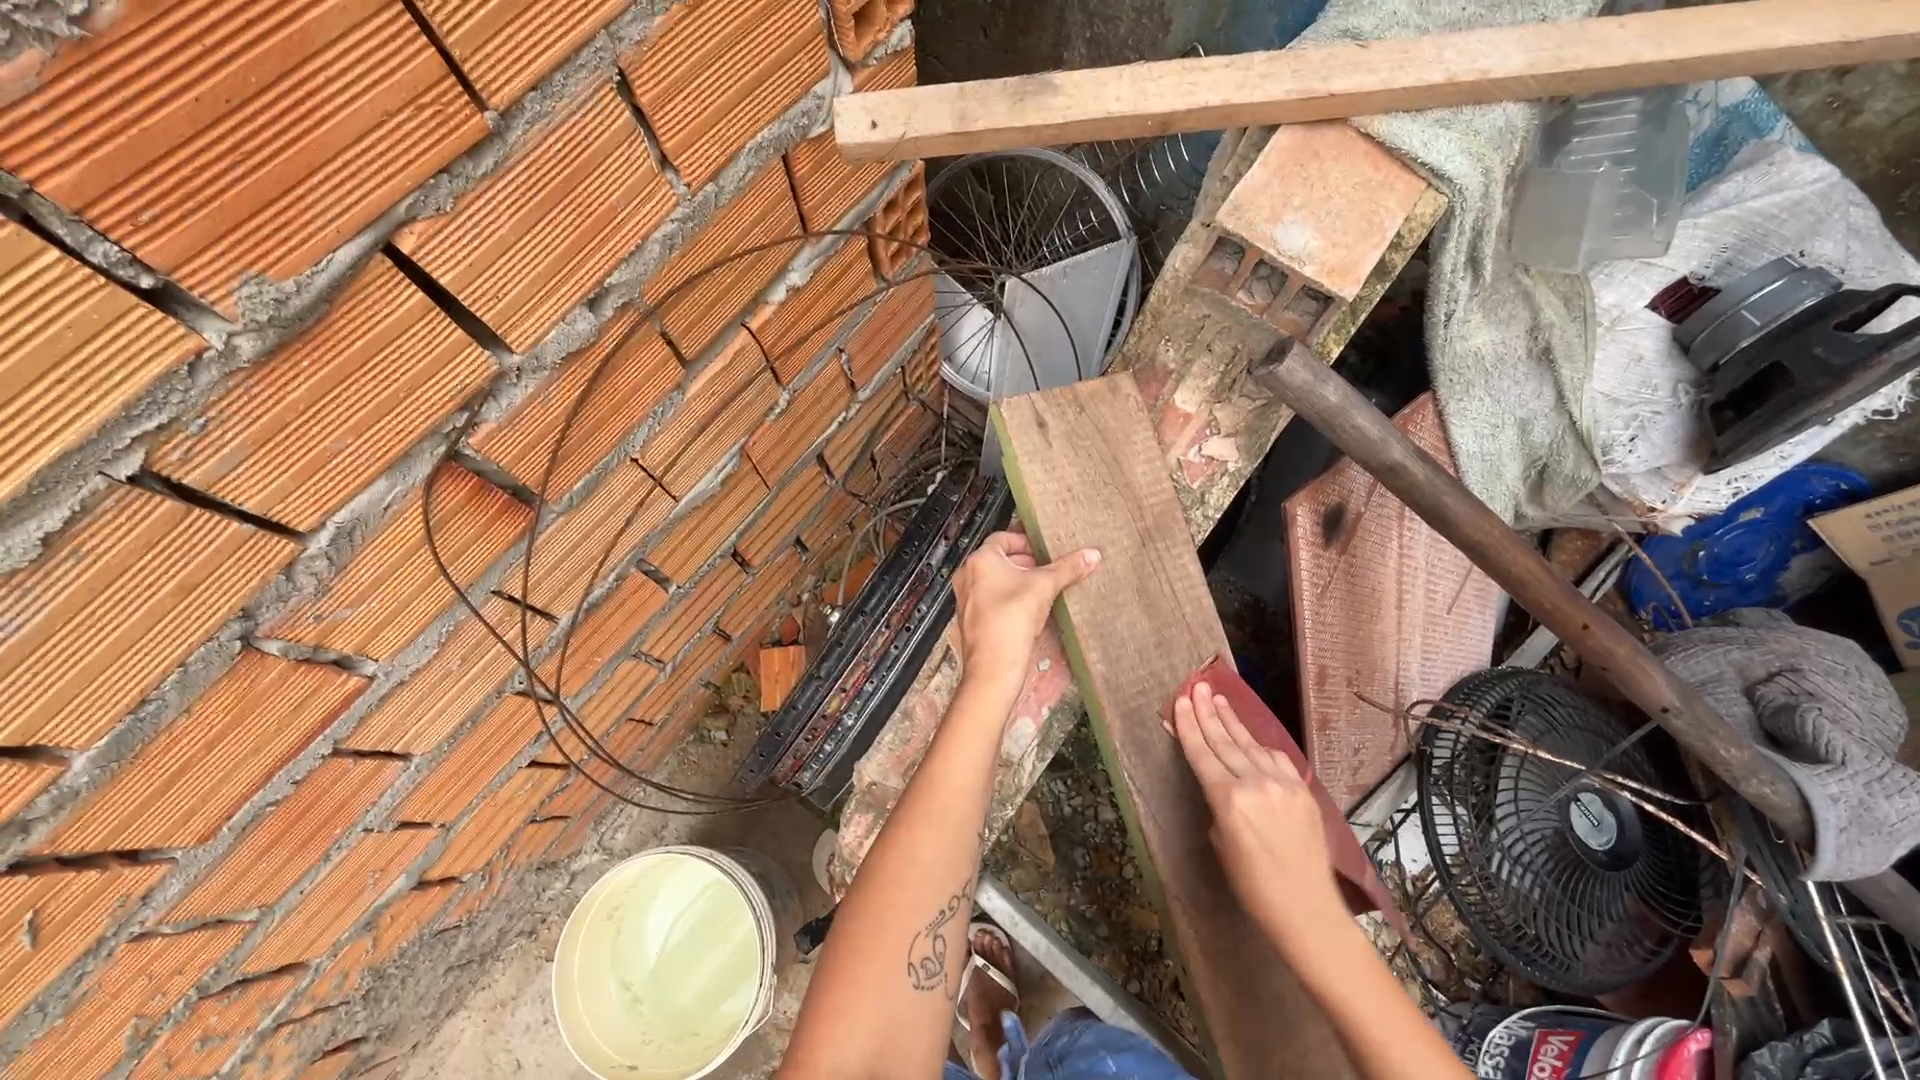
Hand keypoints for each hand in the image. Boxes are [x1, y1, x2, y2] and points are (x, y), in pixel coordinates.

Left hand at [952, 530, 1098, 681]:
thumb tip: (1090, 555)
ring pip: (994, 582)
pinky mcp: (971, 620)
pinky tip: (1027, 613)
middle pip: (999, 560)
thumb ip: (1068, 568)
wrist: (994, 664)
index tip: (1043, 551)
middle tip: (1046, 571)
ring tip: (1040, 592)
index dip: (1026, 542)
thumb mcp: (1045, 586)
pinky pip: (991, 602)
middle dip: (1024, 564)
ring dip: (1017, 584)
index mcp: (980, 559)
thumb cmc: (1010, 620)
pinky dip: (1008, 602)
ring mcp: (967, 599)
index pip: (1003, 538)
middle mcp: (968, 576)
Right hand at [1169, 682, 1344, 949]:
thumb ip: (1218, 807)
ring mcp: (1284, 784)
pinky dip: (1260, 744)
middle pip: (1225, 741)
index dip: (1189, 726)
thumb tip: (1222, 788)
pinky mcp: (1303, 791)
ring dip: (1233, 721)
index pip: (1202, 754)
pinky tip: (1251, 735)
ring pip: (1251, 744)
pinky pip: (1277, 758)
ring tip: (1218, 698)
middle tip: (1196, 687)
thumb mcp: (1220, 845)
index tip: (1180, 701)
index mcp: (1229, 800)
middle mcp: (1256, 784)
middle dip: (1208, 713)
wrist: (1307, 908)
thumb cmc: (1253, 887)